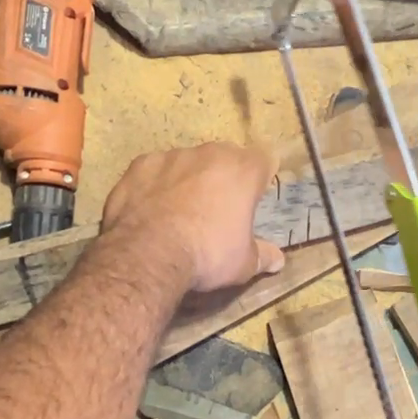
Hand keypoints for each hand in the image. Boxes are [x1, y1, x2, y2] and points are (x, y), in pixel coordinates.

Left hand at [101, 142, 286, 292]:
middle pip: (224, 157)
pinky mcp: (139, 165)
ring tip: (178, 213)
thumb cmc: (208, 255)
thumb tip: (278, 261)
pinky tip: (148, 211)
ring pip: (186, 162)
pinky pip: (153, 172)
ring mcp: (172, 156)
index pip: (264, 161)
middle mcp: (210, 154)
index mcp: (243, 170)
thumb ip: (262, 256)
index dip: (260, 179)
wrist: (148, 255)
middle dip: (222, 177)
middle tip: (216, 209)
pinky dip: (154, 186)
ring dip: (187, 180)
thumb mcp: (243, 264)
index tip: (253, 199)